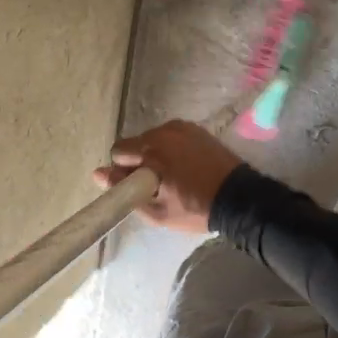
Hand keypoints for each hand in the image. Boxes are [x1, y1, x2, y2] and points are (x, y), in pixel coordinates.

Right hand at [92, 120, 244, 233]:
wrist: (239, 199)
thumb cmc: (195, 209)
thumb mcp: (155, 209)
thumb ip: (123, 190)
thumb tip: (98, 174)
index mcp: (152, 150)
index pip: (118, 151)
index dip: (122, 171)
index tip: (136, 187)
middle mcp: (165, 131)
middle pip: (136, 143)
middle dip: (138, 162)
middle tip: (155, 185)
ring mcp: (183, 127)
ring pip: (154, 139)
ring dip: (155, 154)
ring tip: (172, 176)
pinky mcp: (198, 130)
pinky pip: (172, 136)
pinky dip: (172, 149)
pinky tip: (185, 166)